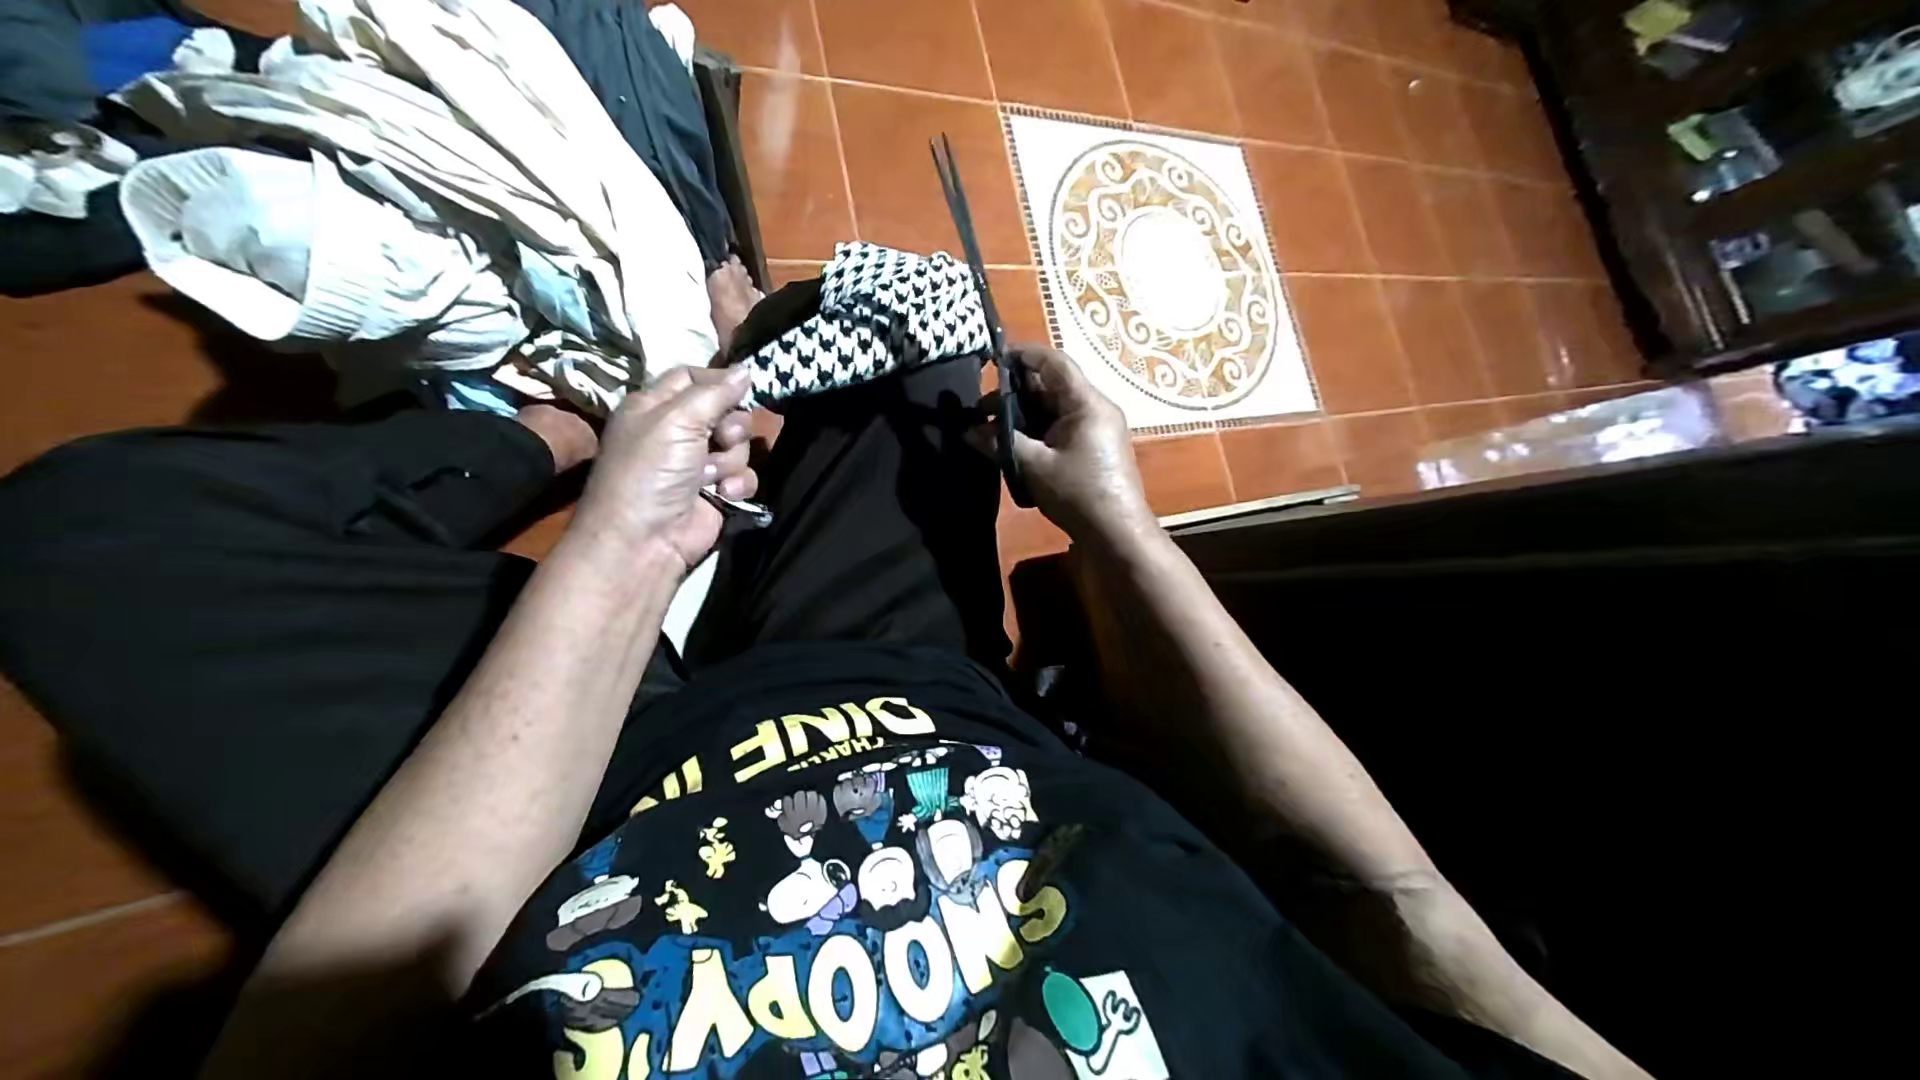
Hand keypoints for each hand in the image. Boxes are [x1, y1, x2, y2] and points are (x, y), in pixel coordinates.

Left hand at [570, 365, 756, 571]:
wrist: (645, 540)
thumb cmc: (650, 471)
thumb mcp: (676, 420)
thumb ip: (714, 393)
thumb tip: (746, 368)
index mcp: (655, 407)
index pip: (692, 377)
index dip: (717, 380)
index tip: (741, 386)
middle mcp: (677, 432)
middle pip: (724, 410)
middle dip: (732, 424)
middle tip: (721, 437)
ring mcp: (698, 463)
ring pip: (739, 445)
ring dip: (730, 460)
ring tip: (710, 476)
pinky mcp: (717, 491)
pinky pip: (744, 475)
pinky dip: (737, 484)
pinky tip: (722, 495)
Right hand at [973, 346, 1153, 542]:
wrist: (1116, 533)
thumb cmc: (1078, 493)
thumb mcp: (1033, 466)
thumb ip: (999, 443)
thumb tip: (968, 430)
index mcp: (1087, 403)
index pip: (1053, 363)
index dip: (1023, 356)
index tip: (992, 361)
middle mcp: (1095, 408)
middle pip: (1052, 386)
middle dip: (1015, 392)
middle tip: (982, 408)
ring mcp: (1097, 429)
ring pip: (1054, 408)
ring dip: (1023, 414)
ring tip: (991, 429)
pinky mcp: (1093, 447)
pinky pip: (1061, 426)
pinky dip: (1037, 429)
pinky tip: (1014, 444)